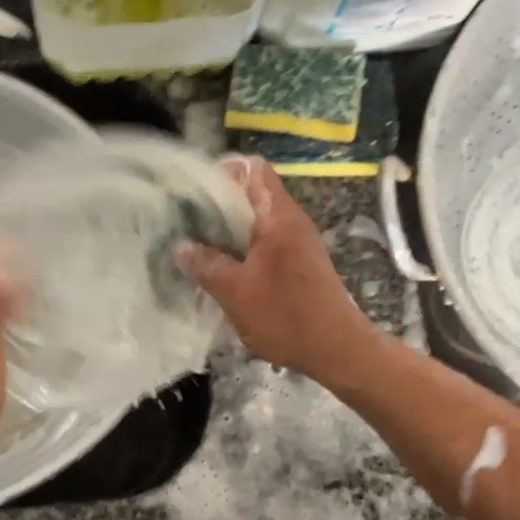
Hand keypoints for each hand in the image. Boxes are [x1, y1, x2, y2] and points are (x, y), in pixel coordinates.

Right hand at [177, 155, 380, 383]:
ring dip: (228, 233)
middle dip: (218, 206)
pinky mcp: (299, 265)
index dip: (223, 172)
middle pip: (252, 196)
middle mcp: (291, 222)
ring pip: (257, 224)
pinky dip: (242, 251)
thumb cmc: (285, 315)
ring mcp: (298, 244)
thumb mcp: (235, 292)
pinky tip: (222, 271)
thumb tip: (182, 247)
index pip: (253, 169)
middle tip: (185, 222)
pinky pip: (265, 245)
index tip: (194, 191)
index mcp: (278, 216)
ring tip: (197, 247)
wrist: (336, 349)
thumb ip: (206, 265)